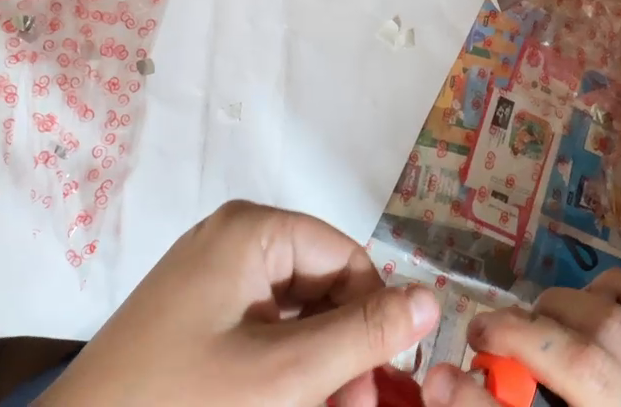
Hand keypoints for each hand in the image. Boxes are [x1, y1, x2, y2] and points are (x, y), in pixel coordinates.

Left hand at [37, 200, 438, 406]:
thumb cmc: (184, 404)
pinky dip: (279, 368)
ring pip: (292, 313)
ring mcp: (209, 277)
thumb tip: (436, 298)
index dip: (373, 317)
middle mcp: (232, 239)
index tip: (378, 384)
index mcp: (254, 230)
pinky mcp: (192, 315)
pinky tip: (287, 403)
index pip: (347, 258)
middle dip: (343, 348)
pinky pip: (257, 330)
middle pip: (320, 284)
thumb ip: (364, 335)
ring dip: (316, 365)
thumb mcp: (285, 376)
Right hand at [418, 270, 620, 406]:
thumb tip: (441, 381)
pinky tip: (592, 299)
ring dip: (566, 309)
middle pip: (586, 361)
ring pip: (620, 327)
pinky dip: (620, 289)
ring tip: (536, 319)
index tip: (447, 364)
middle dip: (527, 336)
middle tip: (488, 334)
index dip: (485, 388)